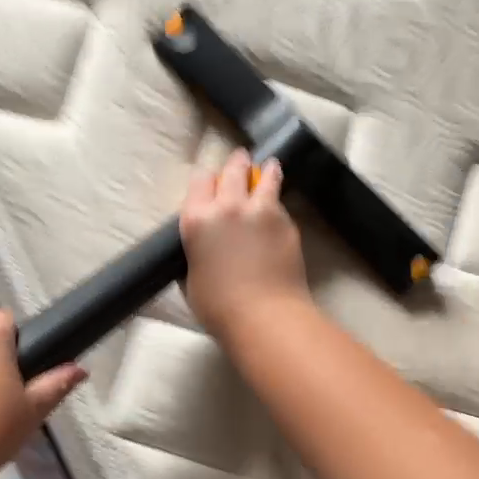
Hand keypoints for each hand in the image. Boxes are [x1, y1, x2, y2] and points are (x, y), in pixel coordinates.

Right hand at [178, 149, 310, 339]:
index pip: (200, 180)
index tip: (211, 186)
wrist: (263, 315)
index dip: (206, 182)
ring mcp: (261, 209)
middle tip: (240, 163)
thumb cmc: (218, 307)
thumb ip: (197, 252)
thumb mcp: (192, 279)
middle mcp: (227, 206)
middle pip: (233, 169)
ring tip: (269, 167)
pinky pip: (279, 201)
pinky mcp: (286, 220)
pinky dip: (277, 200)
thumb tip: (204, 248)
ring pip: (264, 175)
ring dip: (264, 170)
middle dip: (236, 164)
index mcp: (196, 220)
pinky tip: (277, 207)